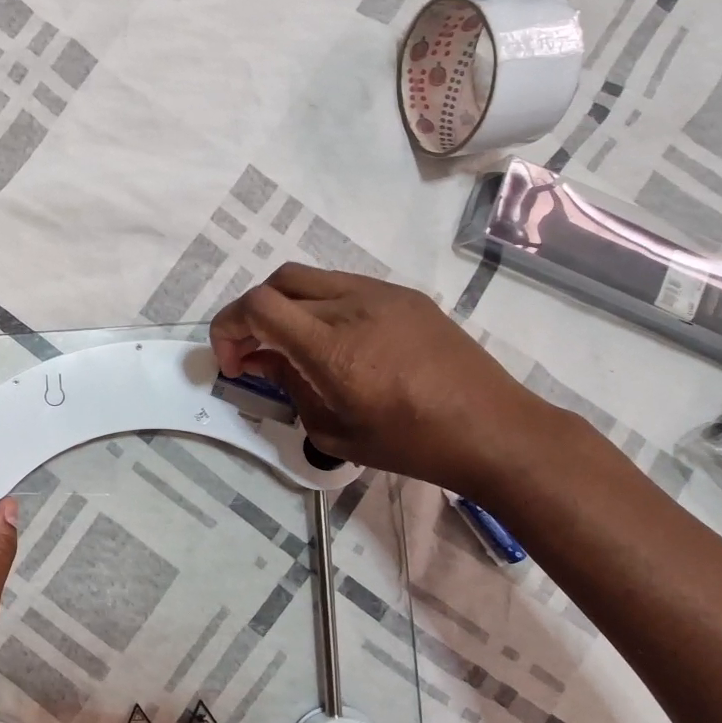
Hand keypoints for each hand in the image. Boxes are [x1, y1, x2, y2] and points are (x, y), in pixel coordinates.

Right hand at [209, 263, 567, 495]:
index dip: (228, 328)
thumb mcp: (331, 429)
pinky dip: (318, 304)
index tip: (233, 363)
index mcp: (330, 347)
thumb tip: (260, 360)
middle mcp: (351, 307)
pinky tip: (330, 340)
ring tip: (288, 345)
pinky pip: (343, 285)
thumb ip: (288, 386)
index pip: (256, 306)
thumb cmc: (408, 443)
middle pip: (276, 284)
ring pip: (308, 278)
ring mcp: (381, 295)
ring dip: (284, 305)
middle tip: (252, 353)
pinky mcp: (404, 296)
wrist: (493, 430)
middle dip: (250, 315)